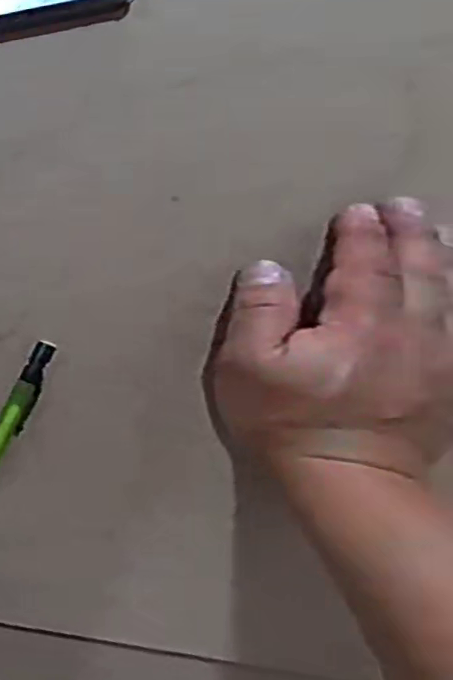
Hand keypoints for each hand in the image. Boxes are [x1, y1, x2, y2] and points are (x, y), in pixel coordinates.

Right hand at [208, 199, 452, 483]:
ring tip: (433, 232)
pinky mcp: (443, 378)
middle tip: (404, 206)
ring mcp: (436, 359)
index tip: (356, 210)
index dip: (360, 238)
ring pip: (447, 296)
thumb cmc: (280, 414)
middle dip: (411, 238)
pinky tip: (445, 287)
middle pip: (419, 276)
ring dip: (439, 259)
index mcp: (360, 329)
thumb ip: (260, 312)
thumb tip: (268, 268)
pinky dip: (451, 294)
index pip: (363, 271)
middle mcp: (411, 336)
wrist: (345, 473)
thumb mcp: (247, 362)